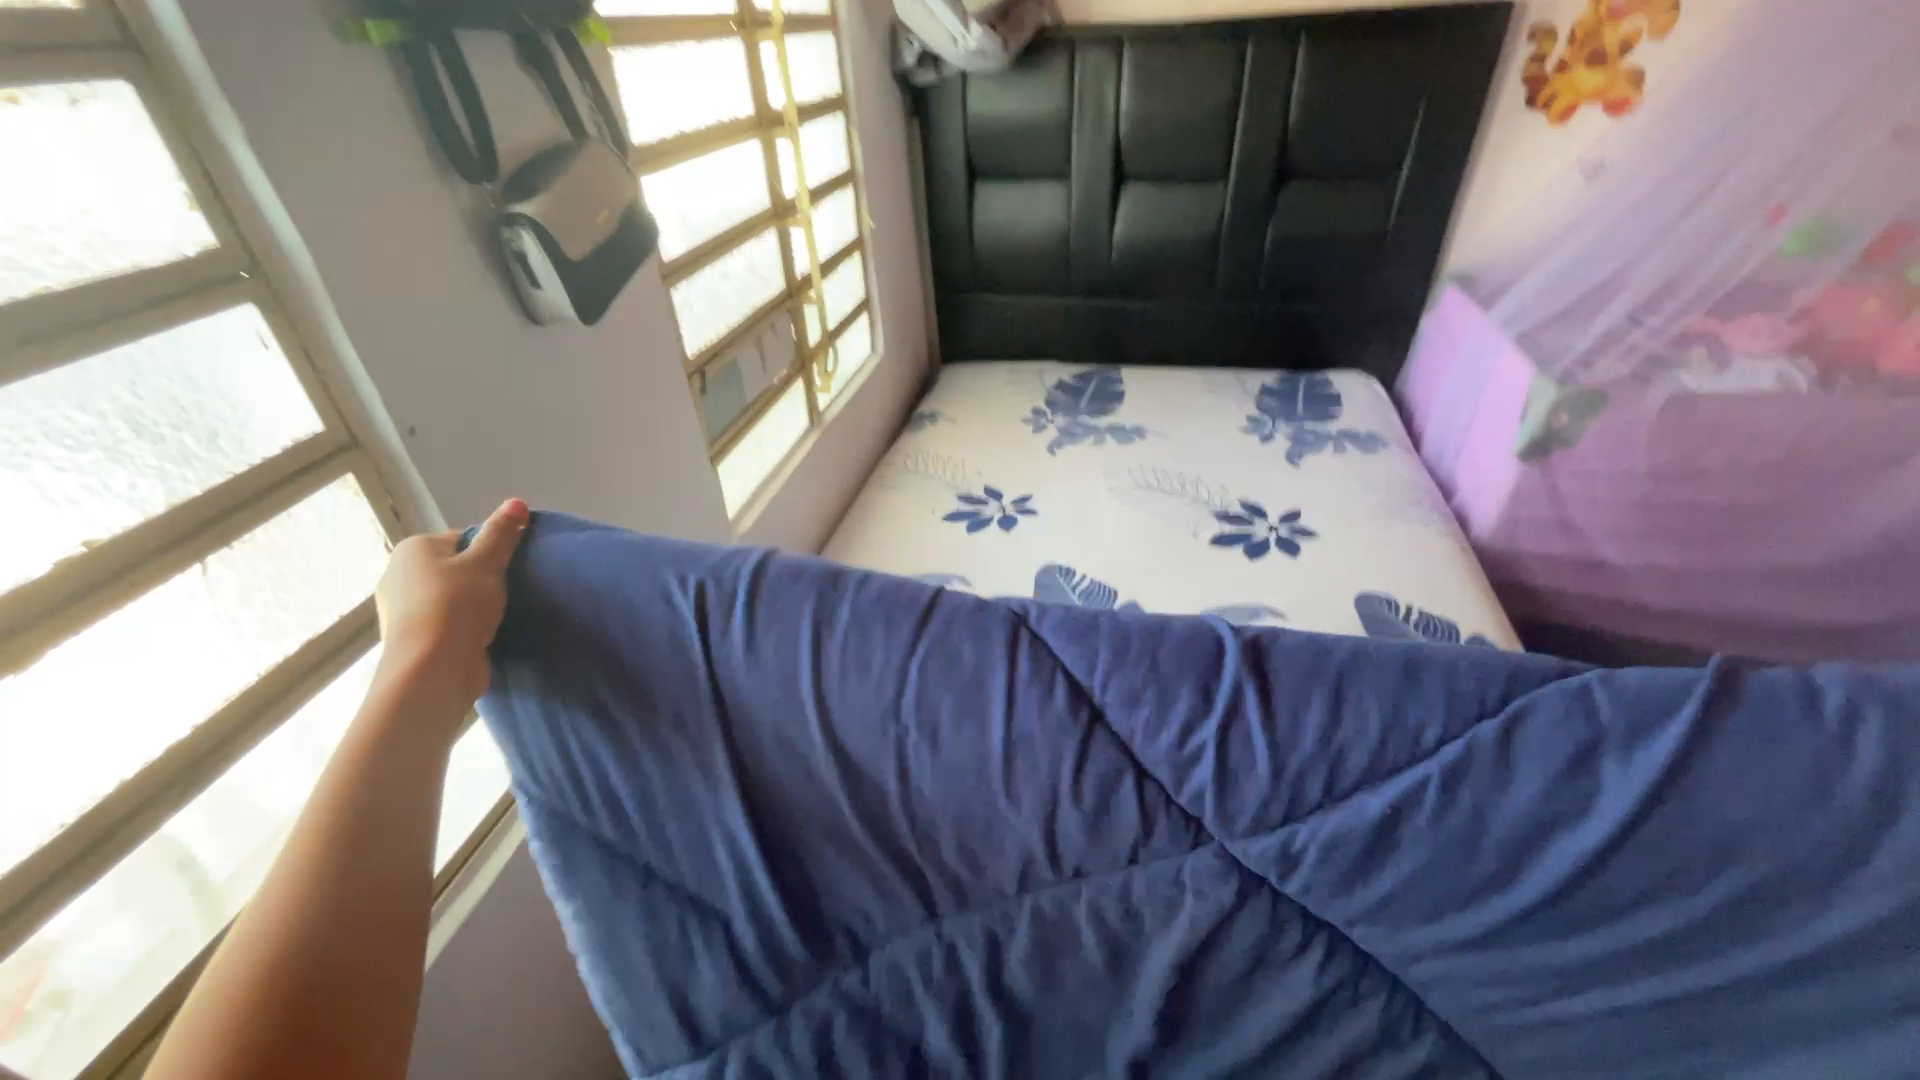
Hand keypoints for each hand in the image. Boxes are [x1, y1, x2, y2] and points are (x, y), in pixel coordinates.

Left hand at [373, 498, 528, 716]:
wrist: (432, 669)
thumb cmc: (458, 606)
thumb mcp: (487, 563)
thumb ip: (503, 533)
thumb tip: (518, 501)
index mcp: (412, 549)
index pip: (463, 539)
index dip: (491, 553)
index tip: (509, 571)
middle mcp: (398, 574)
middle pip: (456, 568)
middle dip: (482, 579)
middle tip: (508, 594)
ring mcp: (400, 609)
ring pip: (451, 597)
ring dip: (473, 605)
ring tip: (498, 617)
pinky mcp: (411, 638)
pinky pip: (445, 622)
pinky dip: (463, 626)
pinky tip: (482, 636)